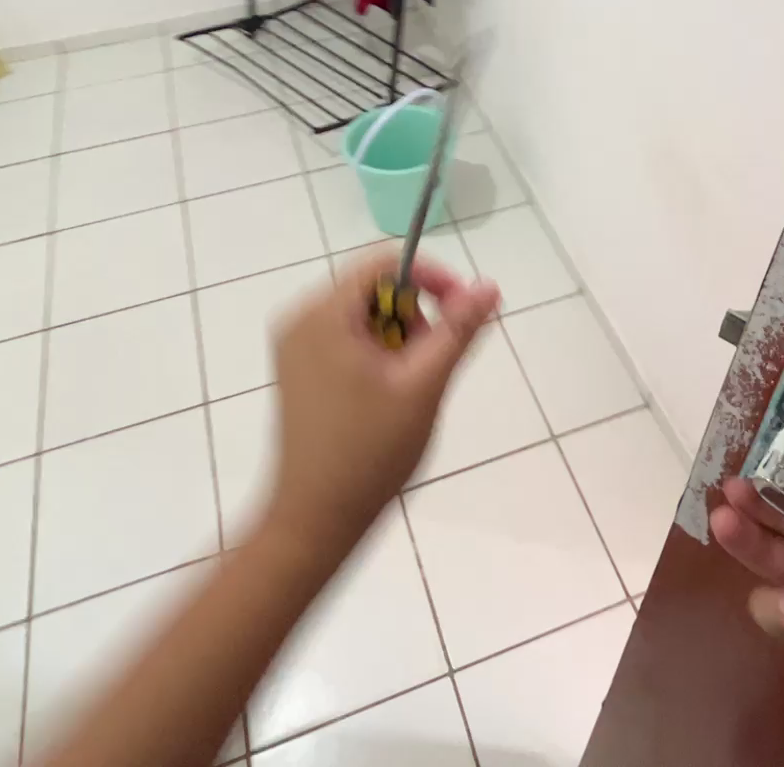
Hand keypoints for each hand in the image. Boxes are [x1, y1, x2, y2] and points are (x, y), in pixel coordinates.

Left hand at [265, 252, 499, 550]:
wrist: (315, 520)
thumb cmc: (371, 452)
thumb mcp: (424, 385)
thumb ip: (458, 330)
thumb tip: (489, 286)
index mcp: (323, 315)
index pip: (383, 263)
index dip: (431, 277)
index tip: (463, 310)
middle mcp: (300, 320)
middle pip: (373, 289)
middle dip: (414, 317)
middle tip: (431, 364)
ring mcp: (294, 348)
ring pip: (363, 316)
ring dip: (399, 338)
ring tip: (410, 387)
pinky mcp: (298, 372)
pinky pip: (346, 340)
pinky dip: (377, 354)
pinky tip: (387, 395)